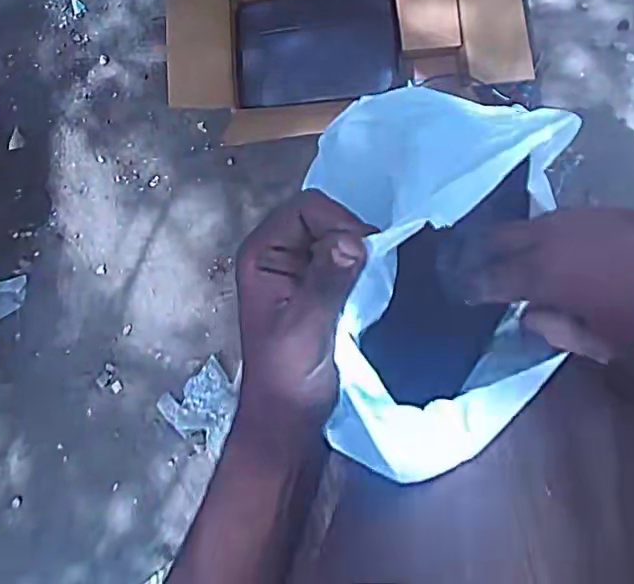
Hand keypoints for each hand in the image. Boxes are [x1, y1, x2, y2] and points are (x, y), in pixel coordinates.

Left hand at [233, 191, 372, 446]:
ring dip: (360, 253)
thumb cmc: (286, 380)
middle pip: (324, 215)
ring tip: (371, 283)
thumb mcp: (305, 330)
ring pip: (340, 233)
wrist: (290, 425)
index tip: (362, 254)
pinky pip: (348, 255)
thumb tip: (352, 240)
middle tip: (371, 270)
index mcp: (262, 253)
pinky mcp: (321, 282)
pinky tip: (371, 288)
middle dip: (351, 236)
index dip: (337, 222)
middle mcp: (279, 251)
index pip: (306, 208)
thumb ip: (326, 283)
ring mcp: (301, 266)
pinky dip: (364, 266)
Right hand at [454, 208, 633, 358]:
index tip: (456, 289)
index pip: (492, 276)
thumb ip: (557, 329)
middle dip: (478, 251)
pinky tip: (546, 244)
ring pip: (526, 223)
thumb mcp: (606, 342)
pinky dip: (539, 232)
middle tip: (463, 263)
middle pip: (499, 237)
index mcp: (549, 273)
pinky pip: (555, 217)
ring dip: (508, 239)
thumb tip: (527, 315)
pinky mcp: (599, 208)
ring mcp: (577, 215)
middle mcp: (553, 235)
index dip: (470, 283)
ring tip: (498, 252)